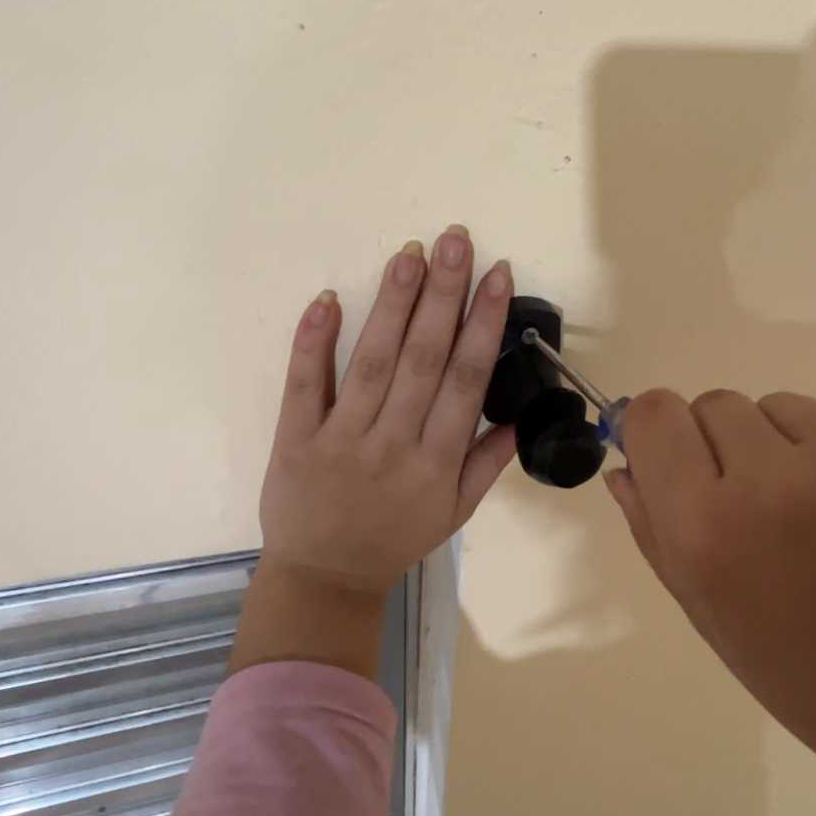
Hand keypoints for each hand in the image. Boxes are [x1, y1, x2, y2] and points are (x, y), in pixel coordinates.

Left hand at [234, 227, 515, 676]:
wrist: (326, 576)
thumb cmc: (397, 539)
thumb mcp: (455, 514)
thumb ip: (487, 465)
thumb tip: (519, 418)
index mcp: (437, 461)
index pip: (465, 380)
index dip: (483, 324)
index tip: (498, 276)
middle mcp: (393, 442)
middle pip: (423, 358)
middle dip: (443, 295)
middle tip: (456, 240)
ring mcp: (341, 437)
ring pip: (372, 362)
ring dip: (392, 304)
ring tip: (411, 252)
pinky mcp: (296, 437)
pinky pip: (305, 384)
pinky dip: (313, 341)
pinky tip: (328, 298)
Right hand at [604, 389, 815, 815]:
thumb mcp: (715, 624)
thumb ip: (659, 536)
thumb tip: (629, 469)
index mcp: (709, 529)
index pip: (654, 414)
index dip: (658, 435)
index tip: (674, 464)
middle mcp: (774, 477)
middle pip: (716, 402)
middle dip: (720, 445)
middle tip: (754, 507)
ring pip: (785, 409)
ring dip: (784, 448)